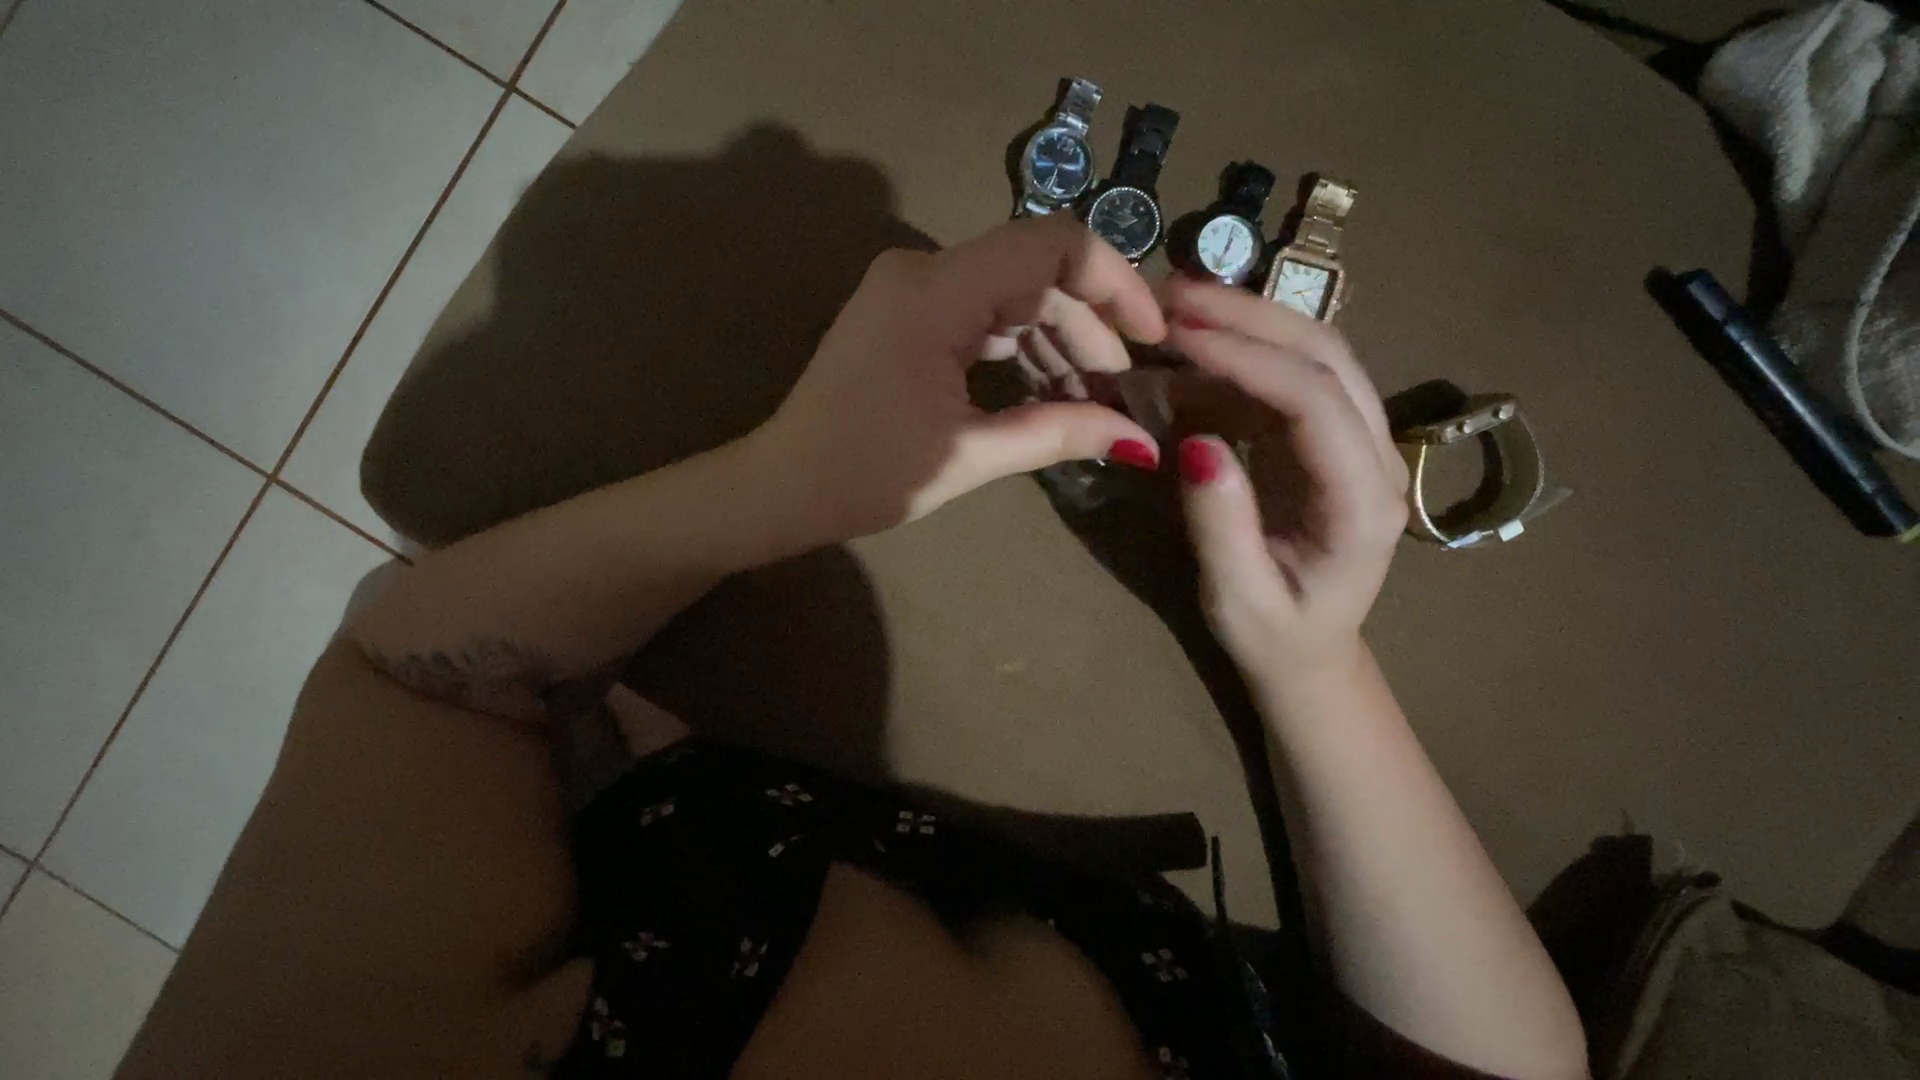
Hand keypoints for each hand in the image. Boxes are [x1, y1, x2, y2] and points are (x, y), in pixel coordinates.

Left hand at [746, 215, 1166, 542]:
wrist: (781, 488)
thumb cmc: (866, 474)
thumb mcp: (971, 456)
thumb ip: (1058, 433)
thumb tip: (1142, 439)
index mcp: (935, 291)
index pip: (1051, 244)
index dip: (1115, 281)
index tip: (1151, 336)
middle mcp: (924, 270)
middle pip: (1035, 273)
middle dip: (1089, 330)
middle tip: (1122, 396)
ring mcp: (912, 290)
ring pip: (1012, 295)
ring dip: (1058, 343)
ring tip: (1093, 405)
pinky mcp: (908, 315)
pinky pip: (983, 315)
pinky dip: (1021, 349)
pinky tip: (1051, 393)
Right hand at [1161, 277, 1409, 670]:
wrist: (1310, 651)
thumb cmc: (1276, 635)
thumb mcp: (1239, 598)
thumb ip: (1221, 525)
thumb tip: (1193, 441)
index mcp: (1362, 502)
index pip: (1316, 402)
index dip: (1248, 359)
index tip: (1179, 337)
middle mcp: (1374, 456)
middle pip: (1326, 356)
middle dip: (1249, 316)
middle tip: (1170, 296)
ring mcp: (1352, 440)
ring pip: (1312, 353)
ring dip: (1245, 322)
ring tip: (1172, 310)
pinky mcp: (1322, 439)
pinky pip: (1284, 379)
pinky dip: (1234, 358)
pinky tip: (1186, 357)